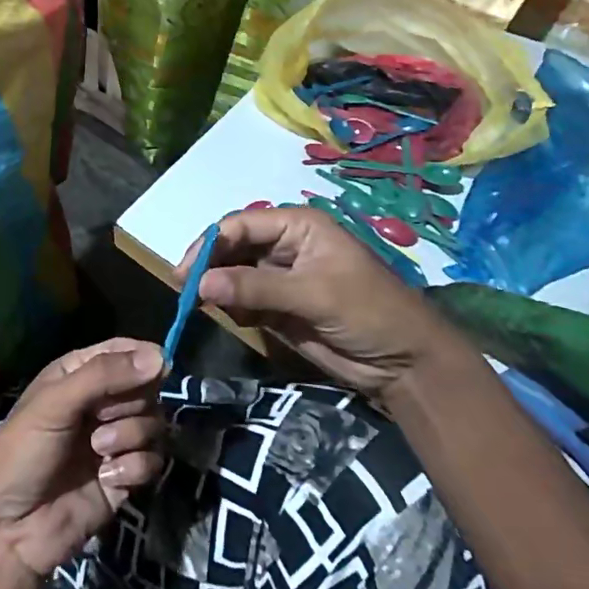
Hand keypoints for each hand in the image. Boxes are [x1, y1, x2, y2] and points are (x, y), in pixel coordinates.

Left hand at [0, 338, 165, 576]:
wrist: (8, 532)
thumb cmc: (21, 454)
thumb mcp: (54, 404)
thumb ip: (104, 376)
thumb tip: (160, 357)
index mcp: (77, 375)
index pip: (122, 352)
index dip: (141, 358)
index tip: (157, 367)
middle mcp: (99, 403)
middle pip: (144, 387)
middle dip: (129, 403)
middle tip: (102, 419)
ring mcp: (113, 440)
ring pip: (153, 421)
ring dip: (131, 434)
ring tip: (100, 452)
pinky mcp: (124, 476)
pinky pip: (152, 459)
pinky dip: (135, 467)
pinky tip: (109, 479)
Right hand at [180, 207, 473, 399]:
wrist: (403, 363)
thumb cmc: (368, 312)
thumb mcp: (313, 293)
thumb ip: (255, 288)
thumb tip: (199, 284)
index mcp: (297, 226)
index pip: (241, 225)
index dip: (211, 244)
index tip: (185, 272)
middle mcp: (284, 246)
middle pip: (232, 248)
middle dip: (209, 266)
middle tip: (185, 291)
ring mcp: (280, 278)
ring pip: (232, 275)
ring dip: (216, 288)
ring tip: (200, 305)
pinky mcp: (277, 308)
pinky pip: (242, 301)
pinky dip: (230, 308)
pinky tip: (230, 318)